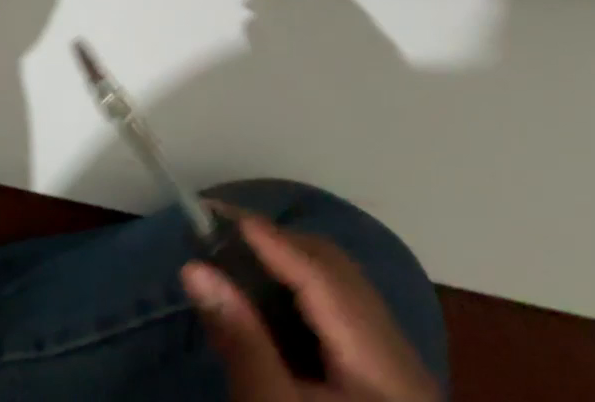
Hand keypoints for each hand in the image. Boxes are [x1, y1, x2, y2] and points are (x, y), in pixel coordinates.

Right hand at [182, 215, 439, 401]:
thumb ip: (239, 337)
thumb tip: (194, 267)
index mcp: (382, 364)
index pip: (324, 279)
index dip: (271, 240)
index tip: (216, 212)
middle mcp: (400, 356)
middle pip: (341, 274)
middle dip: (279, 243)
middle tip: (218, 230)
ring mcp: (398, 368)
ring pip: (345, 289)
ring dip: (289, 262)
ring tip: (234, 253)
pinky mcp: (385, 381)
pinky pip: (344, 312)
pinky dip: (301, 289)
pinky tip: (264, 295)